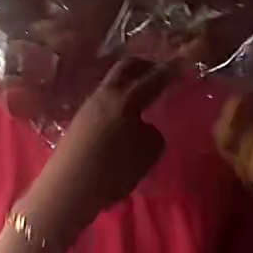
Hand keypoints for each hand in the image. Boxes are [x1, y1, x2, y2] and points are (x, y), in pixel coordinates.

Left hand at [15, 58, 173, 247]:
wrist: (68, 189)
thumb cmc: (113, 171)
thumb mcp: (147, 154)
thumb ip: (152, 133)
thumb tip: (146, 125)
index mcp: (126, 99)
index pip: (155, 77)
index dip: (172, 69)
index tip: (185, 63)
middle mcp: (105, 94)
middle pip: (126, 67)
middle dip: (145, 65)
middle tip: (161, 72)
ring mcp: (88, 105)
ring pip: (112, 82)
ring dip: (130, 82)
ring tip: (144, 96)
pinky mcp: (79, 119)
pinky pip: (104, 99)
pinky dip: (119, 99)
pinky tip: (125, 116)